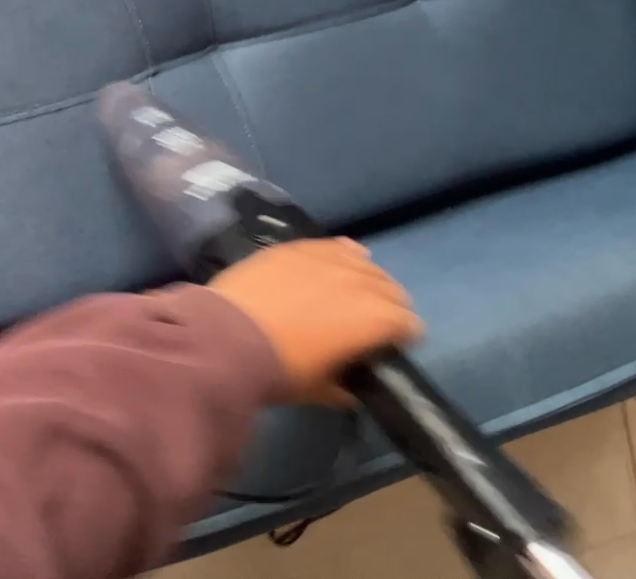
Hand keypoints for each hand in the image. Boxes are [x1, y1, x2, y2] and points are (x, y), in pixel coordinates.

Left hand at [208, 238, 422, 404]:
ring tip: (353, 291)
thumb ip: (344, 386)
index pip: (409, 325)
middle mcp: (360, 282)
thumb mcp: (320, 390)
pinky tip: (341, 259)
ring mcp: (326, 259)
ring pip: (365, 264)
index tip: (386, 346)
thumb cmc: (279, 369)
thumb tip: (348, 388)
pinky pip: (333, 245)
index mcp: (377, 319)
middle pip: (391, 290)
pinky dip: (342, 253)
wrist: (226, 335)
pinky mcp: (296, 248)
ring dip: (366, 279)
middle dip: (387, 306)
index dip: (400, 337)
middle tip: (369, 322)